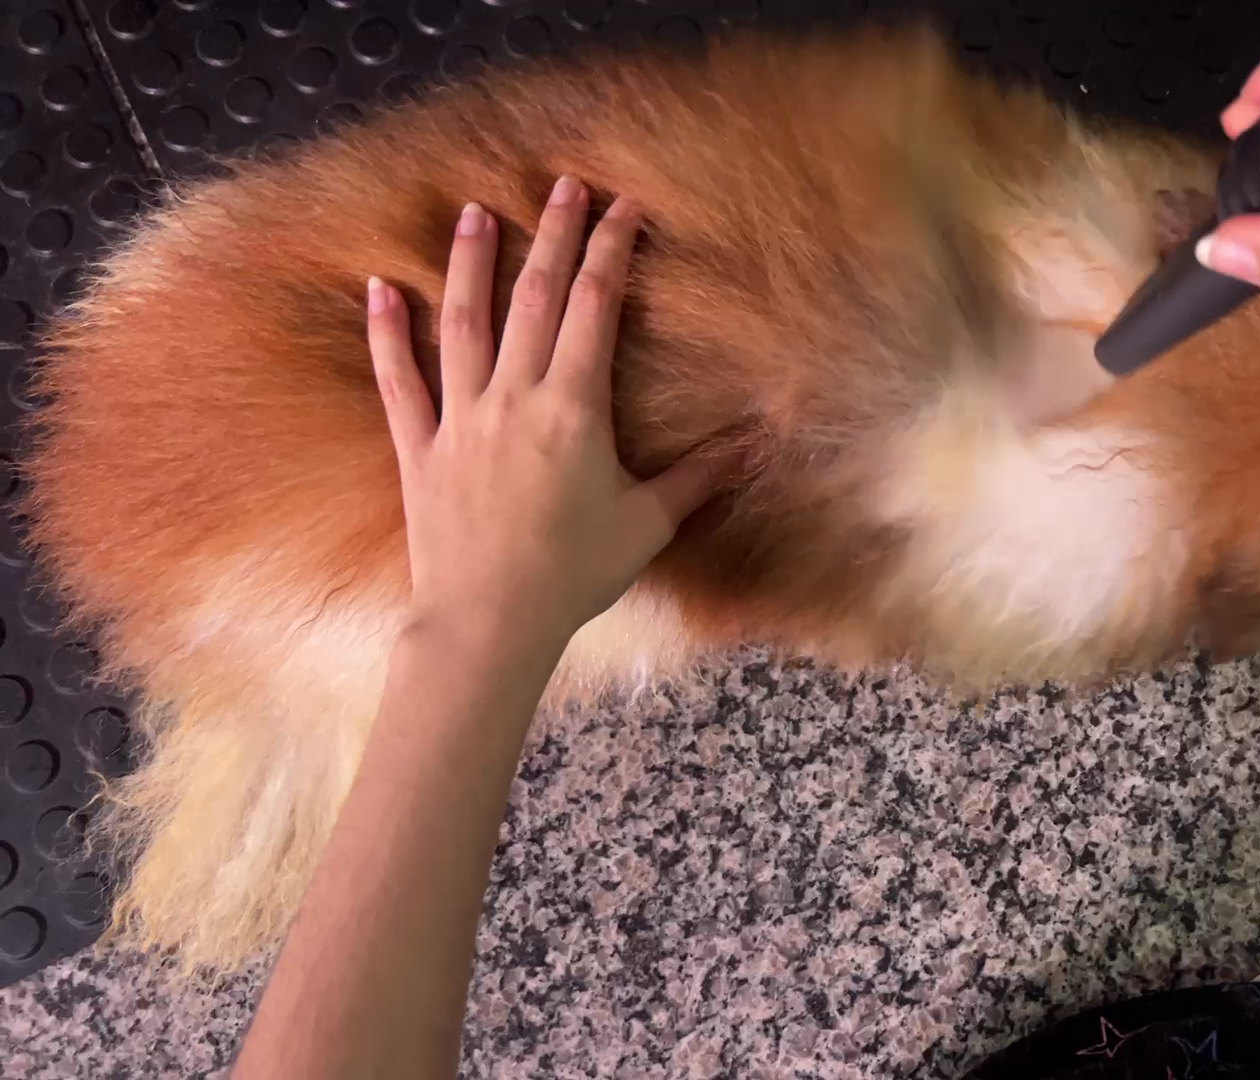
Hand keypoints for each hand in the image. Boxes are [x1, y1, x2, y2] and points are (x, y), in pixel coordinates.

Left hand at [366, 176, 721, 653]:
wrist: (491, 619)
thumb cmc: (579, 569)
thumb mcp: (652, 520)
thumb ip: (703, 474)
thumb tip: (761, 441)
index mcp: (573, 408)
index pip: (595, 311)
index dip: (611, 254)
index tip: (623, 209)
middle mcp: (512, 396)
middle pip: (535, 299)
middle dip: (554, 237)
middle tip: (563, 186)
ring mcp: (458, 416)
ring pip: (463, 322)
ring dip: (470, 264)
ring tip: (474, 213)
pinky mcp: (419, 445)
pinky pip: (398, 378)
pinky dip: (386, 332)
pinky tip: (379, 289)